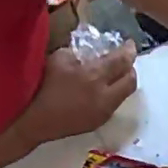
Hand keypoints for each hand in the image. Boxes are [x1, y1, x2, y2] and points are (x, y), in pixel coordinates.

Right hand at [12, 42, 137, 147]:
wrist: (37, 120)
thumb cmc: (44, 85)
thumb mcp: (60, 57)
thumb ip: (80, 53)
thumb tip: (89, 54)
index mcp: (95, 76)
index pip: (122, 61)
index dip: (129, 51)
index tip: (130, 44)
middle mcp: (105, 97)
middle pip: (130, 82)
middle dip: (130, 69)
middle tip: (124, 62)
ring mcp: (102, 113)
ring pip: (123, 96)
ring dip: (121, 84)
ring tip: (113, 76)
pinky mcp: (96, 123)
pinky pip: (113, 106)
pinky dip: (112, 95)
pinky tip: (101, 91)